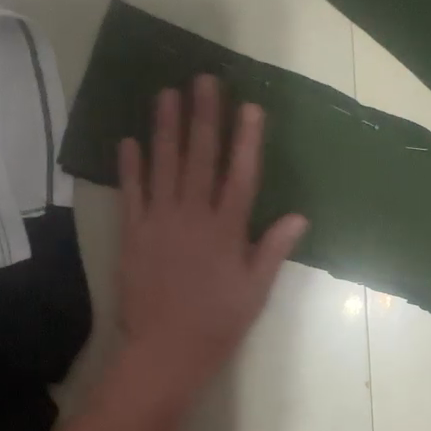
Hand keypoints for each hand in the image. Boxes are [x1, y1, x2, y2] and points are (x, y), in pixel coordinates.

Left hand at [114, 75, 308, 399]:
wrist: (165, 350)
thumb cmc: (217, 324)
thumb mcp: (255, 291)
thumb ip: (273, 250)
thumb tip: (300, 216)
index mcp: (228, 231)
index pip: (241, 175)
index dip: (246, 139)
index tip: (250, 107)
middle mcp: (194, 216)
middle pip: (200, 158)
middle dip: (204, 117)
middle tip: (204, 79)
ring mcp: (159, 222)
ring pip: (164, 165)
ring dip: (165, 128)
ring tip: (167, 93)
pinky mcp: (132, 234)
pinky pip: (131, 192)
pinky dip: (131, 166)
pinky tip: (130, 140)